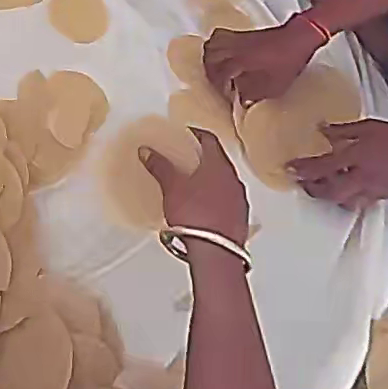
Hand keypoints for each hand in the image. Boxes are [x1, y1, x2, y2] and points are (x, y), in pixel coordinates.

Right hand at [143, 128, 249, 244]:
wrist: (215, 254)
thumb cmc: (195, 216)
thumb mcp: (172, 188)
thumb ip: (160, 166)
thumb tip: (147, 151)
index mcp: (218, 165)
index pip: (210, 139)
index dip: (196, 134)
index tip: (185, 134)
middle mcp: (234, 179)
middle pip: (218, 159)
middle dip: (202, 157)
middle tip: (185, 157)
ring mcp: (240, 200)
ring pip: (224, 180)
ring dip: (210, 178)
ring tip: (191, 183)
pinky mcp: (240, 218)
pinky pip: (228, 199)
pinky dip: (216, 196)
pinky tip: (202, 206)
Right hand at [203, 18, 322, 104]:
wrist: (298, 38)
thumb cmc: (288, 62)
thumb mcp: (274, 86)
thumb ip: (254, 94)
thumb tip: (242, 101)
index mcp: (240, 61)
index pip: (219, 75)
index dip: (220, 88)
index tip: (226, 97)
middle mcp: (233, 48)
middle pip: (210, 58)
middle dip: (211, 74)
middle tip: (218, 84)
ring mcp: (236, 38)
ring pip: (211, 45)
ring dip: (210, 58)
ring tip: (217, 69)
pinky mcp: (241, 34)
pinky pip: (219, 36)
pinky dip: (215, 46)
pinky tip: (222, 53)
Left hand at [289, 120, 387, 209]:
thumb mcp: (368, 127)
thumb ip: (342, 131)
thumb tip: (320, 130)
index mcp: (357, 157)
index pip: (323, 166)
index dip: (303, 168)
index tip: (287, 168)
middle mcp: (362, 178)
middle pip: (330, 191)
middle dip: (312, 188)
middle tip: (300, 180)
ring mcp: (373, 190)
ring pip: (343, 200)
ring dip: (327, 195)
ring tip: (317, 186)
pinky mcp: (383, 197)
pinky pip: (358, 202)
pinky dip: (345, 198)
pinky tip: (342, 189)